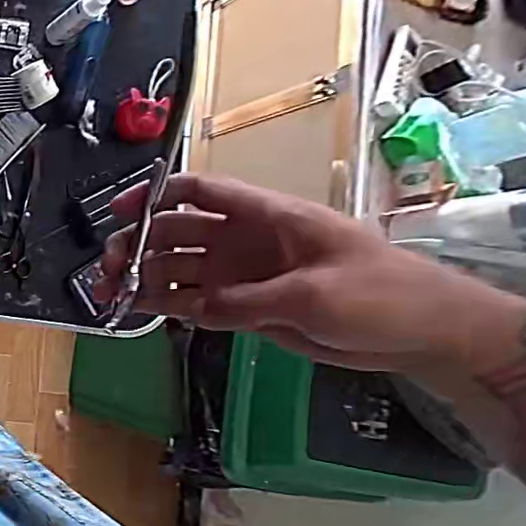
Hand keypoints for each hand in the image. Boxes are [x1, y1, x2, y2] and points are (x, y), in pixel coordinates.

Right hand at [95, 173, 525, 376]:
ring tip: (108, 295)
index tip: (120, 212)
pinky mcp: (244, 308)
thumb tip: (191, 307)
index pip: (200, 193)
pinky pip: (194, 303)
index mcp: (265, 216)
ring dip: (142, 279)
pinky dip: (164, 306)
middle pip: (177, 233)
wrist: (419, 333)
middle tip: (106, 270)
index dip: (156, 195)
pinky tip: (136, 311)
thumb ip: (247, 300)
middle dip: (138, 245)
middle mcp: (244, 241)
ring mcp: (241, 276)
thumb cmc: (379, 293)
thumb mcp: (313, 294)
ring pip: (178, 270)